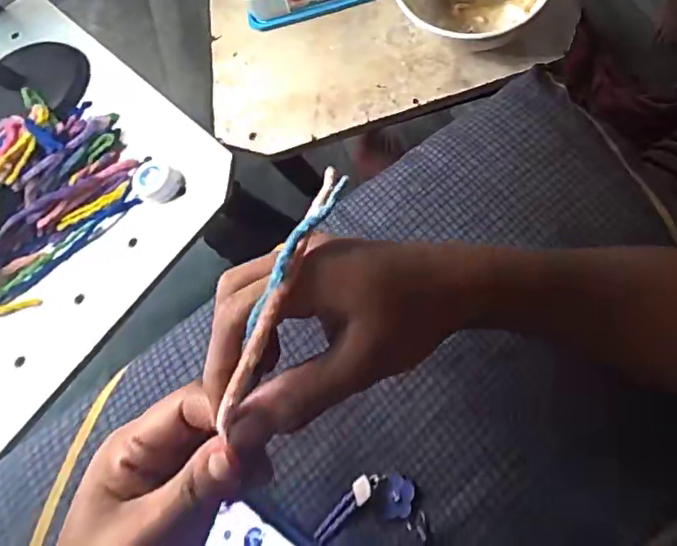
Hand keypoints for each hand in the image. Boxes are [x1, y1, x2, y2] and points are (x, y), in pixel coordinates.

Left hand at [56, 383, 258, 545]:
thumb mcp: (143, 532)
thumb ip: (190, 487)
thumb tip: (236, 445)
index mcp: (134, 441)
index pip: (189, 401)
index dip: (225, 405)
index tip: (258, 427)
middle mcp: (158, 443)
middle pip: (210, 413)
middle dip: (240, 427)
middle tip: (263, 455)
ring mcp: (176, 466)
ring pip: (222, 436)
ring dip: (245, 449)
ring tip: (259, 476)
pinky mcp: (191, 488)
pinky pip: (224, 462)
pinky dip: (243, 468)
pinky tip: (254, 483)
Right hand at [203, 237, 471, 450]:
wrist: (455, 280)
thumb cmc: (411, 318)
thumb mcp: (358, 365)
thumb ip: (298, 395)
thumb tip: (241, 427)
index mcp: (305, 272)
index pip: (235, 312)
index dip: (221, 362)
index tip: (228, 409)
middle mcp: (299, 252)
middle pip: (233, 291)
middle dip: (228, 343)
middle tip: (243, 391)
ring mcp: (311, 250)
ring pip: (252, 285)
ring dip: (246, 329)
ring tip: (264, 374)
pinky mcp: (322, 257)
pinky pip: (274, 283)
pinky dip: (265, 316)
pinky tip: (285, 348)